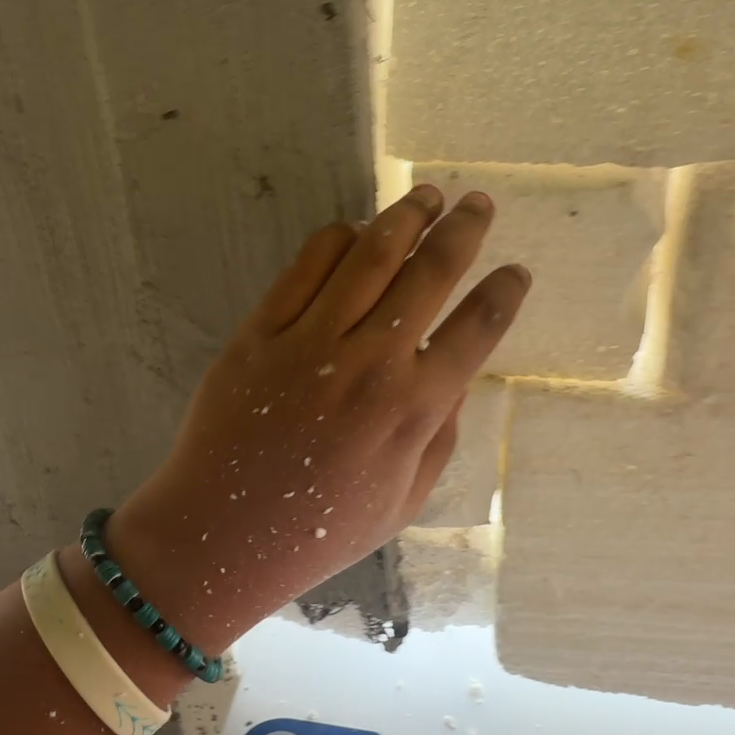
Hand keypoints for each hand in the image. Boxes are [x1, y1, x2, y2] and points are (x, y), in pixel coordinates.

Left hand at [96, 184, 527, 653]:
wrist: (218, 538)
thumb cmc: (317, 531)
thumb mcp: (402, 501)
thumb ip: (439, 435)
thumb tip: (454, 377)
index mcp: (412, 409)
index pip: (476, 329)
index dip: (503, 292)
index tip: (516, 270)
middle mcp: (369, 363)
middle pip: (430, 272)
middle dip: (464, 230)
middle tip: (478, 204)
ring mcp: (311, 340)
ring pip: (370, 253)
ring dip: (406, 216)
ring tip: (427, 196)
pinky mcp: (261, 330)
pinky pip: (306, 264)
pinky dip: (338, 237)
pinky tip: (356, 230)